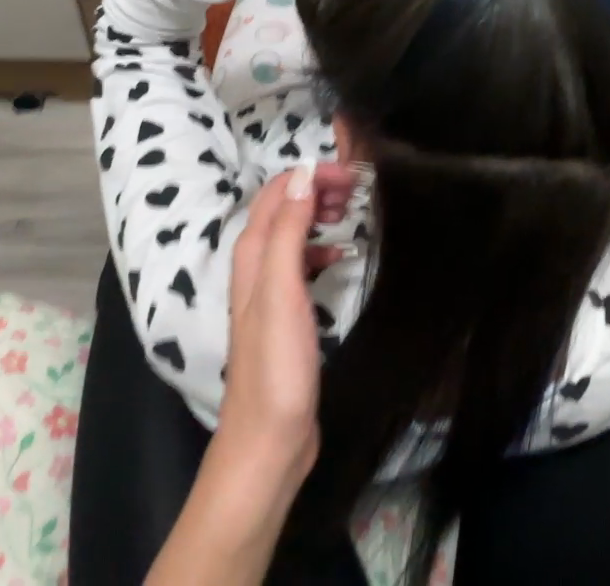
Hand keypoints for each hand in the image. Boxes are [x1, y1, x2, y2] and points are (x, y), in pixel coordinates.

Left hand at [214, 162, 355, 484]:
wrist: (269, 435)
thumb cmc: (277, 362)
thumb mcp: (282, 290)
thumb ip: (288, 231)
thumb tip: (300, 176)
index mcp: (252, 253)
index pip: (278, 192)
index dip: (311, 174)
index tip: (352, 174)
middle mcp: (255, 265)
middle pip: (283, 207)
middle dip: (316, 189)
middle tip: (357, 190)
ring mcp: (268, 290)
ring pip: (292, 233)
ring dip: (318, 215)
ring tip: (351, 213)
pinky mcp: (284, 313)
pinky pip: (300, 263)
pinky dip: (320, 249)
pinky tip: (342, 255)